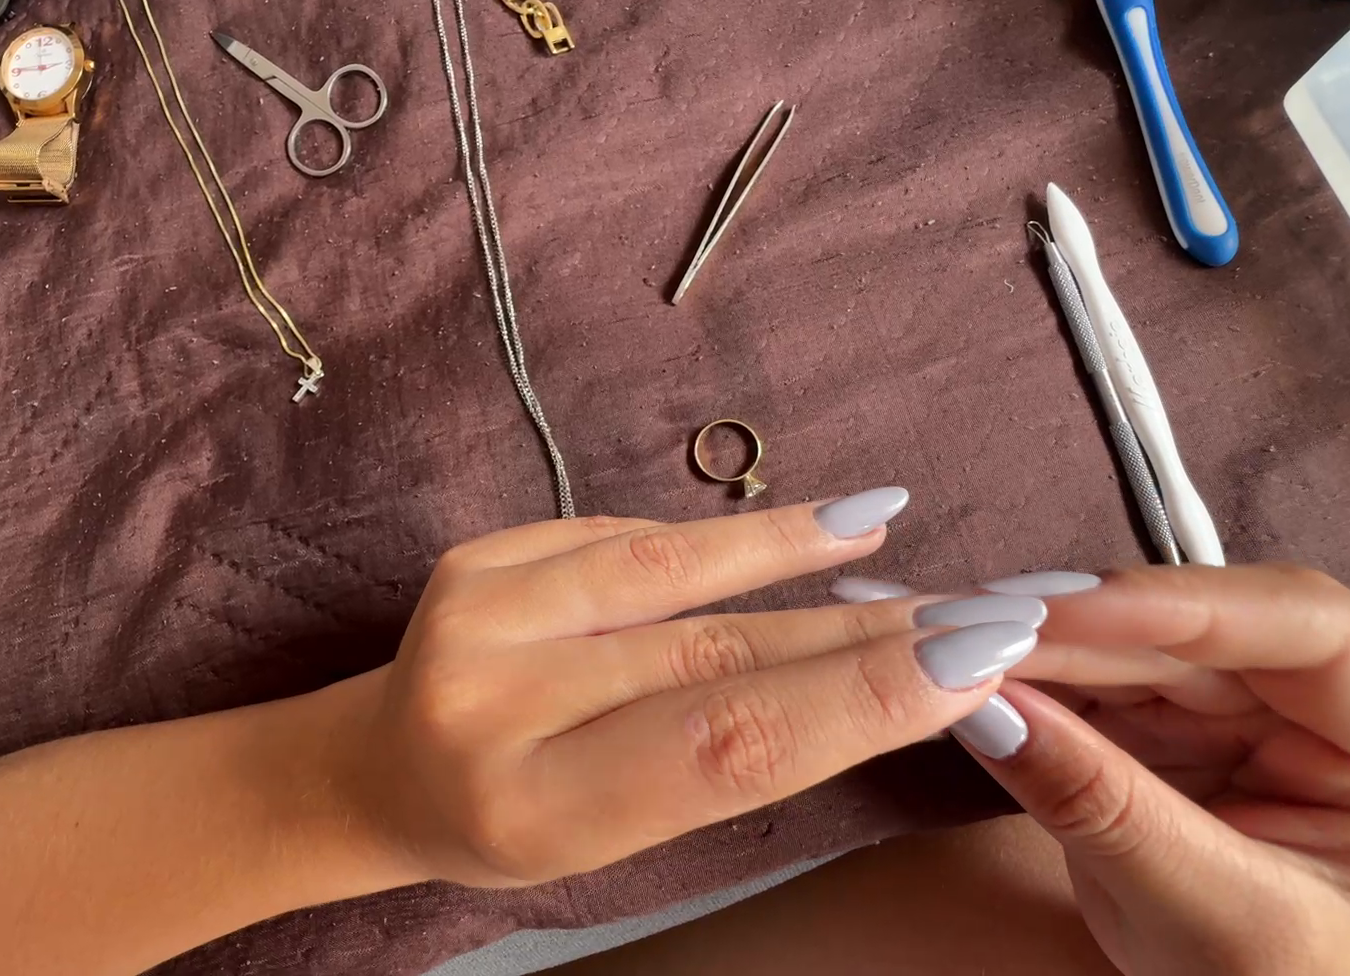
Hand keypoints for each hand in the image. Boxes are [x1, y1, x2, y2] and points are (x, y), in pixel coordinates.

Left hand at [319, 491, 1043, 886]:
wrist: (382, 763)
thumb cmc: (506, 817)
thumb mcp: (605, 830)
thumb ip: (714, 754)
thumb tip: (858, 672)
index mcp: (538, 805)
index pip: (721, 746)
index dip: (852, 700)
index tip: (966, 661)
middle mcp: (498, 699)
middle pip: (705, 654)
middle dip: (849, 628)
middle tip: (967, 602)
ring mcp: (475, 612)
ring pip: (661, 570)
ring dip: (780, 546)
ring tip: (876, 520)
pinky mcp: (472, 558)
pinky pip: (611, 539)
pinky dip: (701, 537)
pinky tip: (774, 528)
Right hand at [976, 566, 1349, 975]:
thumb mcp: (1228, 929)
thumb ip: (1104, 807)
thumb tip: (980, 704)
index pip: (1302, 627)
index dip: (1165, 602)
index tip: (1041, 610)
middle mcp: (1323, 715)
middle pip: (1178, 634)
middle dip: (1060, 632)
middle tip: (951, 633)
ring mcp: (1235, 724)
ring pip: (1114, 655)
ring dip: (1024, 654)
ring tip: (936, 653)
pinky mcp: (1162, 742)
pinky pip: (1079, 694)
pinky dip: (1017, 689)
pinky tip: (961, 684)